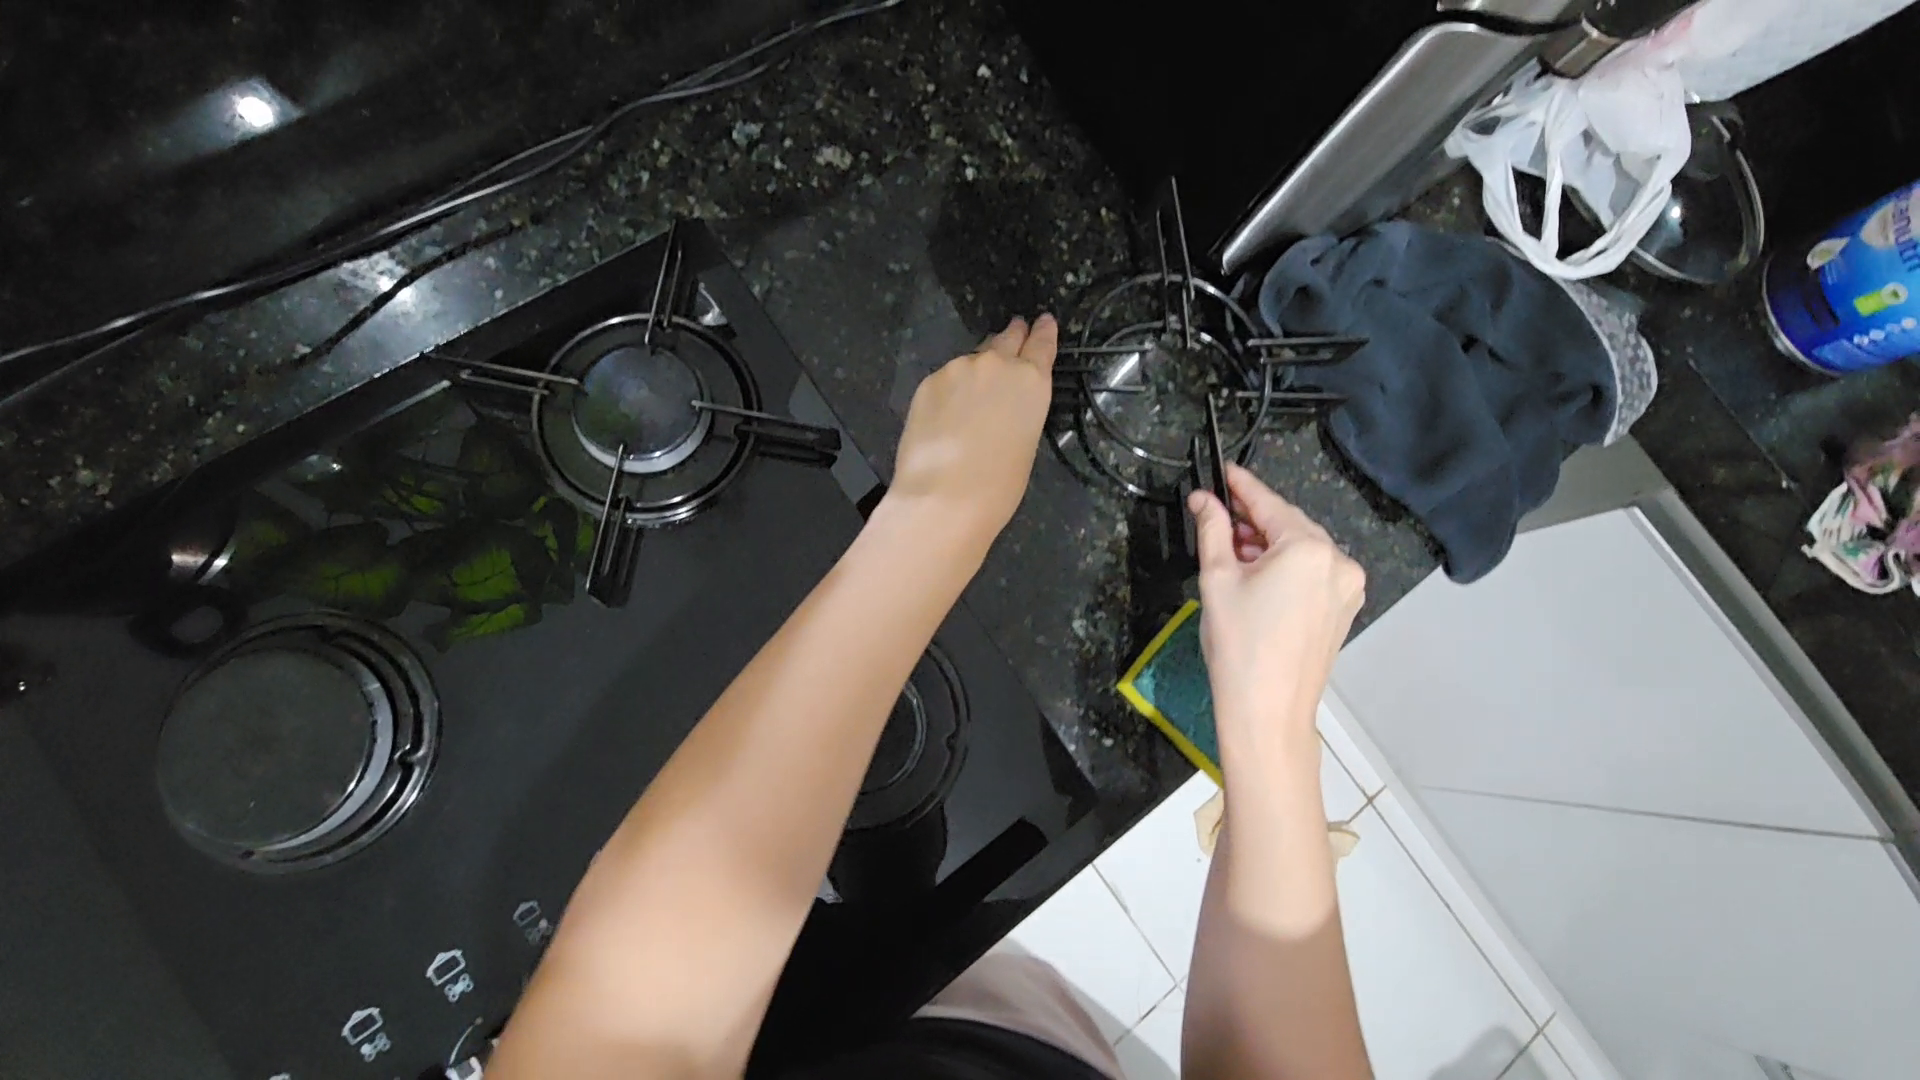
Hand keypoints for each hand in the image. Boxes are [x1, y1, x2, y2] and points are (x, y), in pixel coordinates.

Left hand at [889, 314, 1057, 546]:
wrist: (942, 496)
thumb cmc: (998, 485)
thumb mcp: (1025, 444)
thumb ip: (1018, 411)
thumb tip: (1001, 406)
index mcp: (1031, 382)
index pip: (1041, 344)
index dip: (1043, 331)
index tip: (1042, 320)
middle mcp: (997, 365)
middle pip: (1006, 339)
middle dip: (1012, 336)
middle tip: (1014, 331)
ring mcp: (958, 369)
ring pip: (972, 361)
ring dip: (976, 370)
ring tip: (972, 393)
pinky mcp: (928, 382)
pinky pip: (945, 380)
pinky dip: (949, 390)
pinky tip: (945, 413)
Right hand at [1189, 464, 1365, 748]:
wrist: (1267, 709)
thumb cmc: (1238, 644)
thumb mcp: (1217, 579)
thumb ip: (1212, 530)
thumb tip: (1203, 500)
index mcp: (1308, 548)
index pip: (1269, 504)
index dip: (1241, 486)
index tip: (1224, 471)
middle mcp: (1338, 561)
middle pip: (1289, 525)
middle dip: (1253, 520)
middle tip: (1216, 517)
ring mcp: (1347, 587)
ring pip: (1301, 549)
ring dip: (1268, 545)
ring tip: (1231, 552)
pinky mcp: (1343, 609)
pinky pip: (1312, 573)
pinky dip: (1285, 567)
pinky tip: (1257, 576)